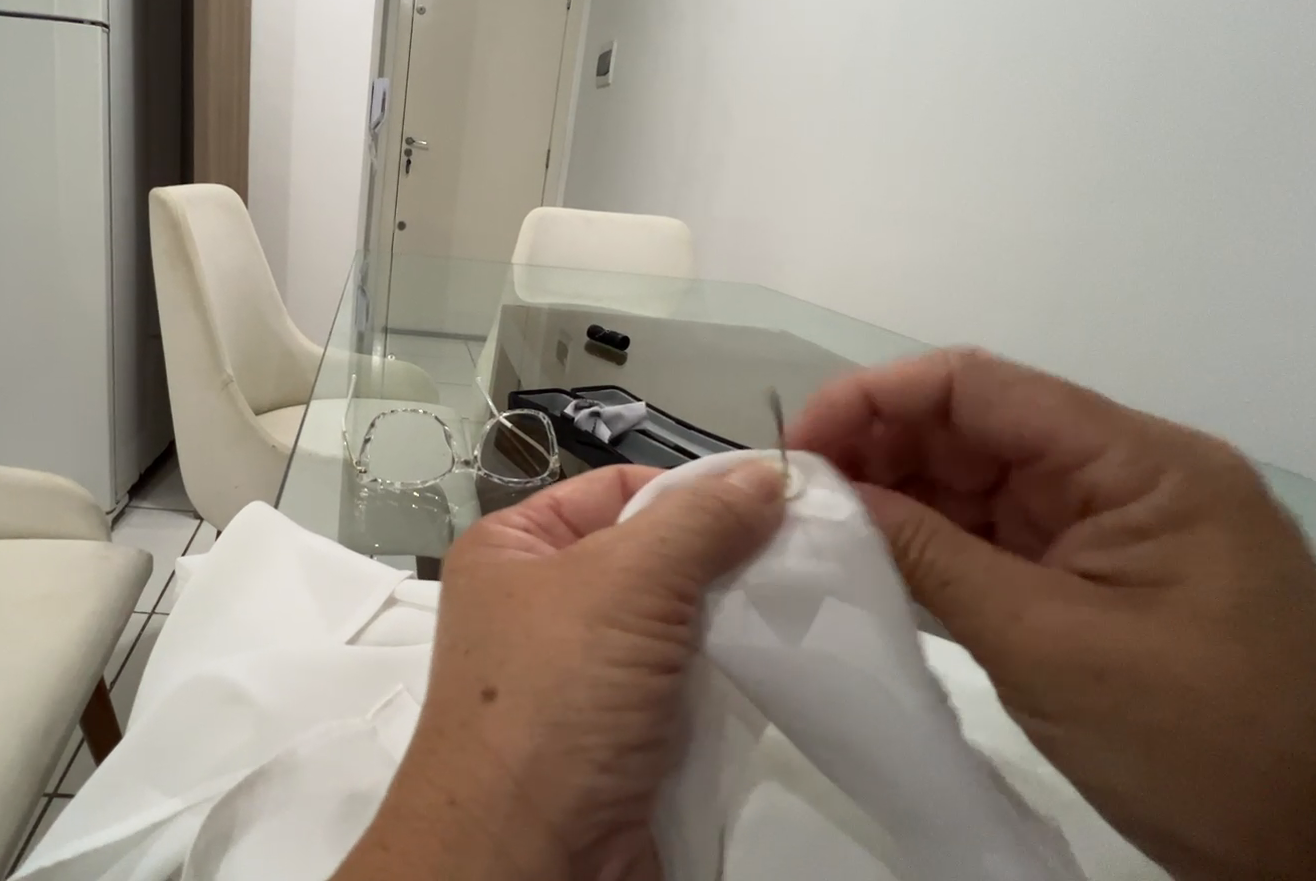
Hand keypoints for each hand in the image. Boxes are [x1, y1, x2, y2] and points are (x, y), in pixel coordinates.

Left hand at [332, 463, 787, 880]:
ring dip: (730, 615)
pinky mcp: (616, 725)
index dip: (689, 490)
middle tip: (802, 554)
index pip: (613, 488)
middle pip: (647, 552)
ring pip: (671, 618)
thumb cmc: (555, 696)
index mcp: (514, 546)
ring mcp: (579, 667)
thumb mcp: (623, 584)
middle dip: (719, 555)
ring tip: (800, 602)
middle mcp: (540, 598)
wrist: (527, 859)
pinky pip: (679, 675)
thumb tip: (764, 473)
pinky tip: (777, 658)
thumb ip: (696, 523)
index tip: (772, 499)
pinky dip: (725, 668)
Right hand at [791, 348, 1315, 880]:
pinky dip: (916, 534)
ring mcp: (1094, 518)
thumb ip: (926, 552)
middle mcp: (1114, 471)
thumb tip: (825, 495)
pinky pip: (976, 525)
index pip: (978, 386)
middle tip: (799, 494)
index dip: (872, 397)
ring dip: (887, 491)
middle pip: (963, 422)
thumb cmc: (1199, 742)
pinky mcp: (1073, 563)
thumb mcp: (1044, 641)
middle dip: (871, 446)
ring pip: (960, 472)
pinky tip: (866, 553)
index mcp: (1136, 464)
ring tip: (820, 525)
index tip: (801, 444)